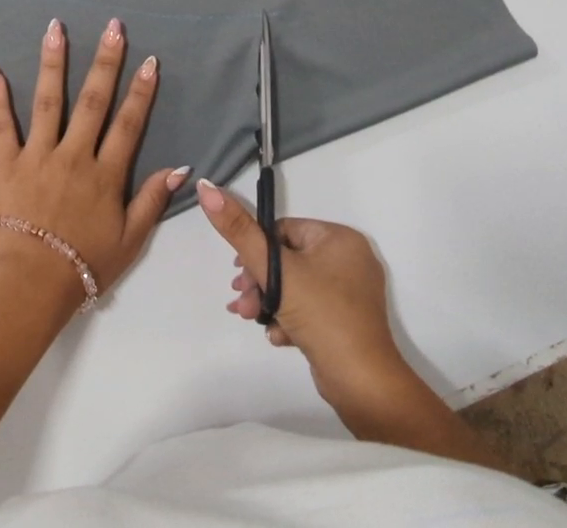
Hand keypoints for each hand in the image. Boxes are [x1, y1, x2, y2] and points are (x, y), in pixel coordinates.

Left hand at [0, 19, 188, 304]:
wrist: (34, 282)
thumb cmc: (86, 264)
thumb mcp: (131, 239)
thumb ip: (153, 200)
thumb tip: (181, 167)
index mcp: (106, 174)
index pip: (128, 124)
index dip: (141, 92)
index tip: (150, 61)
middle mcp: (74, 155)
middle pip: (93, 101)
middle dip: (105, 62)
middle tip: (113, 27)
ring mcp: (38, 156)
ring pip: (49, 101)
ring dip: (54, 62)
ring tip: (56, 28)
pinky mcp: (7, 163)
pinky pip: (1, 126)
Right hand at [194, 181, 407, 402]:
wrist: (360, 381)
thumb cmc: (320, 313)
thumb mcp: (273, 269)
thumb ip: (238, 229)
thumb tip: (206, 186)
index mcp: (340, 238)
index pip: (282, 231)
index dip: (255, 251)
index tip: (239, 277)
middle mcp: (350, 259)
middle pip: (286, 260)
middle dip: (259, 283)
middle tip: (241, 303)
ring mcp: (351, 292)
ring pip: (294, 285)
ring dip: (268, 301)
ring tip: (252, 319)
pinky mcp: (348, 319)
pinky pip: (310, 307)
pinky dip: (290, 317)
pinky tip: (278, 335)